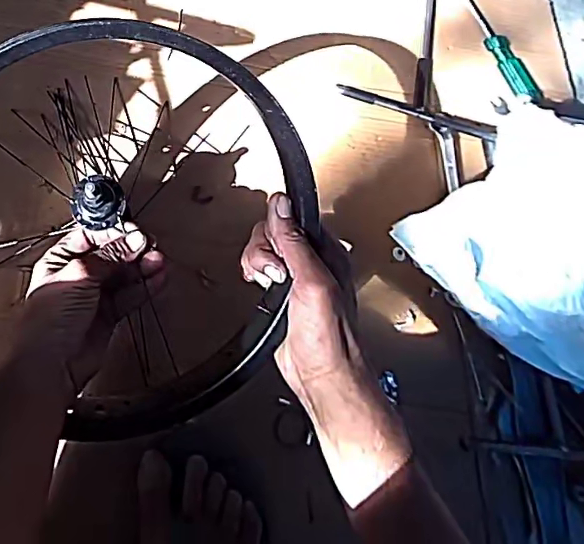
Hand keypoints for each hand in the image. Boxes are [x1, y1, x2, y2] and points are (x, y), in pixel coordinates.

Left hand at [15, 223, 166, 393]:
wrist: (51, 363)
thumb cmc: (48, 318)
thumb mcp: (80, 274)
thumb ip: (110, 256)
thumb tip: (133, 239)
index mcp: (62, 258)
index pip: (92, 236)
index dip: (114, 232)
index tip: (134, 230)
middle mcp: (78, 275)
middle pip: (111, 255)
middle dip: (131, 248)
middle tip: (150, 244)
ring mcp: (94, 295)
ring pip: (123, 275)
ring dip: (142, 266)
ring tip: (158, 260)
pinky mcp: (108, 315)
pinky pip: (130, 295)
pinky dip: (144, 286)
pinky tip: (157, 278)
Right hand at [239, 193, 361, 405]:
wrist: (321, 378)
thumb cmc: (329, 338)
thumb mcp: (311, 282)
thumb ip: (294, 242)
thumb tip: (281, 205)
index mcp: (327, 252)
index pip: (293, 217)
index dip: (277, 227)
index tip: (274, 248)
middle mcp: (313, 261)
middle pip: (273, 231)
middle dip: (264, 248)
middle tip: (273, 271)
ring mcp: (297, 277)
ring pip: (264, 247)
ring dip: (258, 261)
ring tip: (269, 281)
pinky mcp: (283, 292)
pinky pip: (261, 267)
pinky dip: (255, 272)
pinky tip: (262, 285)